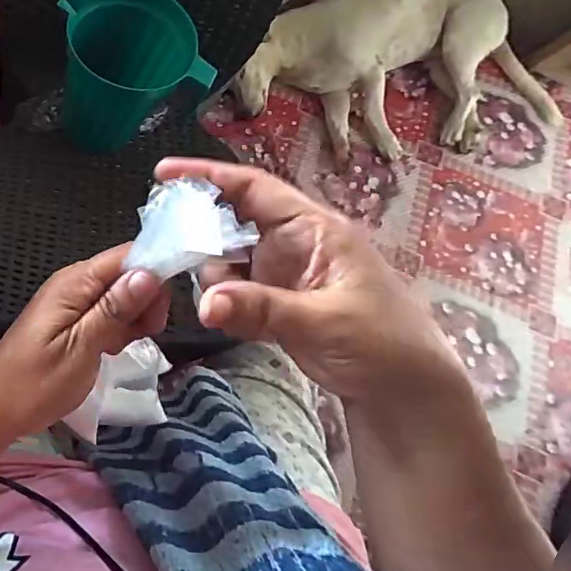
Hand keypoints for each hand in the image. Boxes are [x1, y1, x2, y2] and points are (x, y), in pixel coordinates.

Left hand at [0, 243, 170, 446]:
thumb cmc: (36, 383)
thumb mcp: (81, 348)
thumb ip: (114, 310)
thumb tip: (149, 273)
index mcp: (75, 281)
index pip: (128, 254)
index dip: (156, 272)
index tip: (166, 309)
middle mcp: (75, 282)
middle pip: (129, 273)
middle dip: (147, 301)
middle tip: (144, 336)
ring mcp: (74, 301)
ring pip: (123, 295)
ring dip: (134, 319)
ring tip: (120, 347)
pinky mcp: (74, 320)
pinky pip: (109, 313)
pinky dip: (119, 329)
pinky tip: (111, 350)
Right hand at [154, 158, 465, 405]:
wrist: (406, 397)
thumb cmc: (385, 345)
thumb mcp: (324, 321)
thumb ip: (261, 309)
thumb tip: (206, 303)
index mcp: (312, 229)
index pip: (254, 188)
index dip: (208, 175)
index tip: (164, 173)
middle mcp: (291, 243)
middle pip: (230, 221)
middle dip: (201, 234)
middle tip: (175, 251)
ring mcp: (280, 274)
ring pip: (225, 260)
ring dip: (213, 279)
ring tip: (220, 305)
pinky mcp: (273, 303)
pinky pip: (231, 292)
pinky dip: (222, 303)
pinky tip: (226, 318)